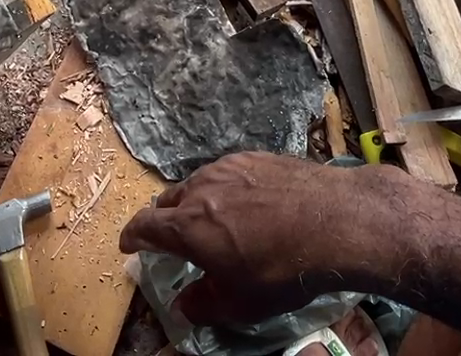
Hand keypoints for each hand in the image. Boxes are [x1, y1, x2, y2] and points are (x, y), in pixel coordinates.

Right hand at [119, 152, 417, 324]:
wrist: (332, 219)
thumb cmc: (280, 269)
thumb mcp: (239, 303)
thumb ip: (202, 303)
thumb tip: (184, 302)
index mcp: (188, 224)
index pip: (145, 225)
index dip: (132, 235)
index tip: (128, 243)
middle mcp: (201, 187)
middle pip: (169, 200)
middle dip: (163, 219)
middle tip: (168, 236)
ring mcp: (228, 166)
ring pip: (198, 183)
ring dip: (194, 202)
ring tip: (208, 220)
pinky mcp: (254, 156)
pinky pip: (226, 173)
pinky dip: (222, 189)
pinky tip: (243, 203)